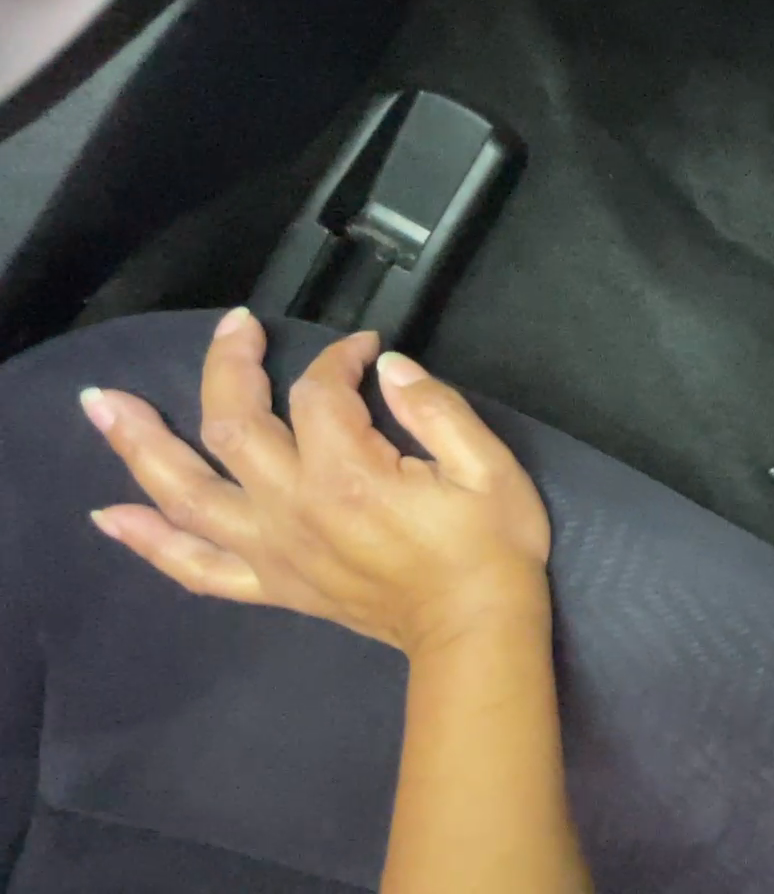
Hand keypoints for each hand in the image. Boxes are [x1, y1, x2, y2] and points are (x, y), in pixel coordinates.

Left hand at [81, 307, 552, 657]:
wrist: (477, 623)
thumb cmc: (494, 541)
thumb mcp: (490, 466)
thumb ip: (437, 410)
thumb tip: (390, 366)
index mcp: (350, 474)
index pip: (320, 395)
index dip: (339, 358)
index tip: (369, 346)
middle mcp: (294, 508)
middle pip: (236, 426)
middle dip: (231, 367)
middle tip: (236, 327)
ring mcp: (274, 550)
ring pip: (187, 492)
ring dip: (141, 445)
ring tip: (104, 403)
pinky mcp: (274, 585)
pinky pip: (195, 565)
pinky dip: (148, 542)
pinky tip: (113, 517)